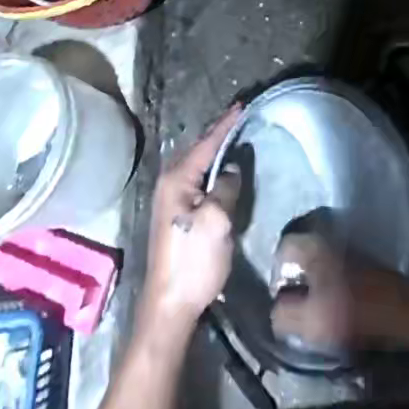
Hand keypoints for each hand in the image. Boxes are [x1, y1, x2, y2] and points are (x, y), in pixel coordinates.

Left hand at [141, 104, 243, 328]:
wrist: (169, 302)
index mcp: (176, 179)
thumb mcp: (216, 222)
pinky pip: (195, 181)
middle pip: (196, 150)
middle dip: (217, 134)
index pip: (205, 144)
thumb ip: (225, 189)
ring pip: (195, 166)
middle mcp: (168, 182)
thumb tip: (229, 170)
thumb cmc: (193, 260)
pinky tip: (220, 172)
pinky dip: (209, 171)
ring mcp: (169, 199)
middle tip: (239, 119)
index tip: (240, 107)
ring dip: (212, 152)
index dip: (224, 126)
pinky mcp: (175, 214)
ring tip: (232, 139)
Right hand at [269, 232, 402, 353]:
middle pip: (302, 252)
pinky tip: (338, 300)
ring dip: (316, 278)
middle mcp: (328, 237)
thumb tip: (275, 312)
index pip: (282, 248)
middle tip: (296, 298)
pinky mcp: (365, 260)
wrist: (403, 311)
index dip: (277, 272)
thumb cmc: (352, 310)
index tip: (280, 295)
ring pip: (321, 259)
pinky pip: (338, 266)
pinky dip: (333, 280)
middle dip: (296, 274)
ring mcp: (349, 246)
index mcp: (311, 245)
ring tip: (316, 303)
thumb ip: (284, 315)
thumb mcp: (311, 321)